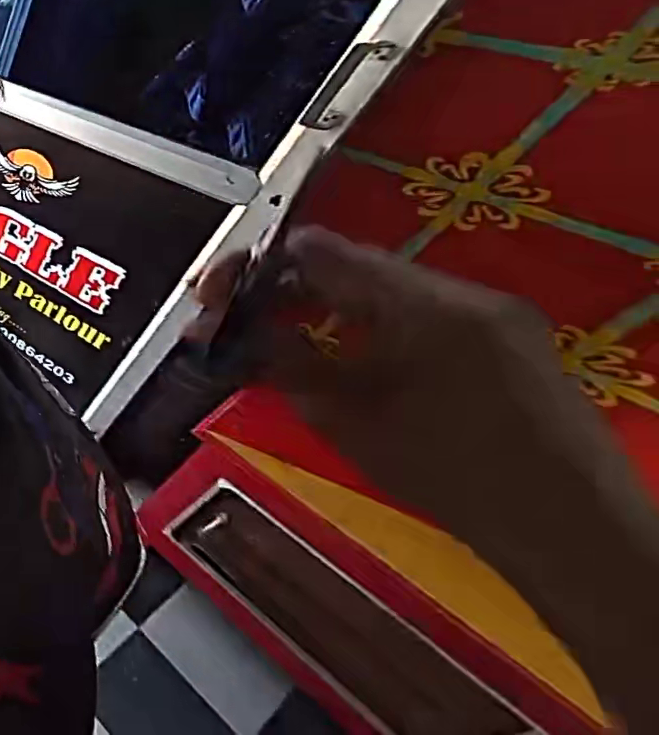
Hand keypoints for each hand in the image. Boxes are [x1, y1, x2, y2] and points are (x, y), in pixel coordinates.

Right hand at [213, 228, 658, 730]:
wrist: (574, 534)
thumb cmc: (446, 472)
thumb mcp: (338, 412)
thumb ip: (279, 356)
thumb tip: (222, 326)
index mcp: (423, 306)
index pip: (313, 250)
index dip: (250, 266)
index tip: (211, 297)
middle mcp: (459, 293)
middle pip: (340, 261)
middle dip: (273, 286)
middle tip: (225, 317)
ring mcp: (486, 312)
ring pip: (369, 283)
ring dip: (310, 301)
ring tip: (266, 333)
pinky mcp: (498, 335)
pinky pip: (404, 306)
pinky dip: (352, 317)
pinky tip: (327, 347)